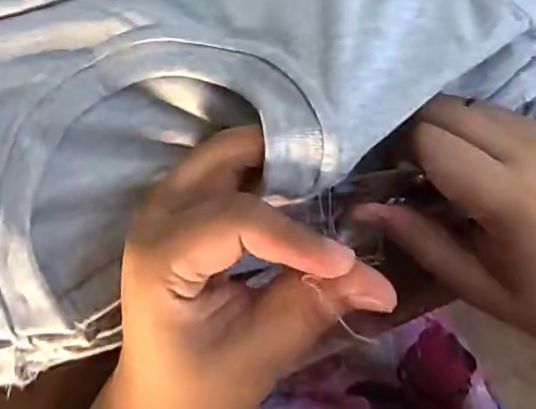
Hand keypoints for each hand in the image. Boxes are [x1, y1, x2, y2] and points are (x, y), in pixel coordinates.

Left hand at [94, 127, 397, 408]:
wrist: (155, 396)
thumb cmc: (198, 384)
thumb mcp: (256, 354)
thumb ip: (312, 306)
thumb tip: (380, 283)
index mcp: (161, 254)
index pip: (235, 219)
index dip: (293, 234)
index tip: (345, 258)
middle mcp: (157, 211)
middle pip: (225, 156)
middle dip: (281, 161)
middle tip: (332, 182)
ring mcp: (165, 200)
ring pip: (224, 151)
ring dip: (271, 159)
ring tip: (317, 185)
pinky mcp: (178, 201)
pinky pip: (222, 166)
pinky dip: (259, 168)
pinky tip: (291, 190)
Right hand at [354, 97, 535, 408]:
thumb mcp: (473, 284)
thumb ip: (416, 236)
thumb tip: (358, 203)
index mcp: (511, 197)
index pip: (429, 140)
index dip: (397, 150)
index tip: (389, 175)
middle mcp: (526, 151)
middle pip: (441, 109)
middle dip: (411, 129)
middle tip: (403, 166)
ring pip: (459, 101)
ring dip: (434, 122)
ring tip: (430, 161)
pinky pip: (482, 107)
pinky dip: (459, 121)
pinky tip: (461, 155)